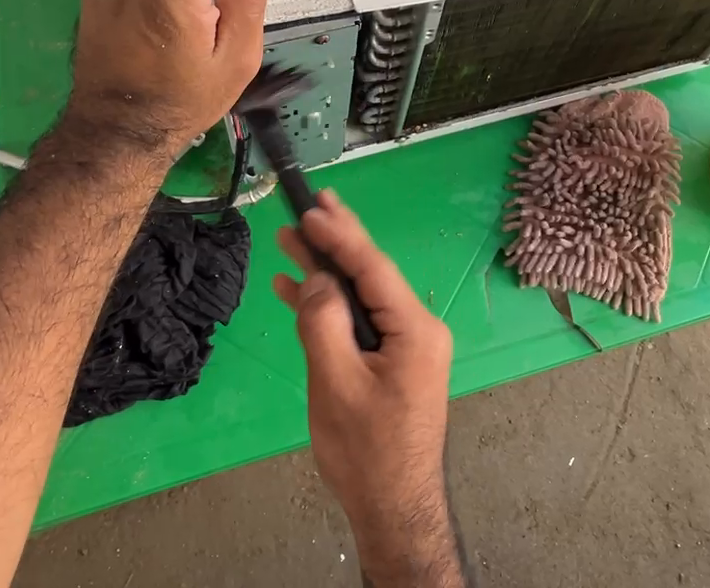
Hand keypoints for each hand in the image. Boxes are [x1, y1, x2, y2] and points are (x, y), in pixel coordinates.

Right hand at [273, 192, 464, 586]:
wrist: (393, 506)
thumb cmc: (367, 450)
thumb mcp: (338, 385)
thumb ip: (325, 324)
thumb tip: (318, 277)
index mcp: (414, 329)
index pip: (373, 268)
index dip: (341, 236)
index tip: (313, 209)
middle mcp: (416, 327)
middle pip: (370, 273)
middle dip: (338, 239)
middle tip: (312, 203)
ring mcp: (404, 343)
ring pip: (360, 294)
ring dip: (325, 270)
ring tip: (293, 238)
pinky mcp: (390, 359)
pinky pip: (358, 320)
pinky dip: (327, 305)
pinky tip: (295, 287)